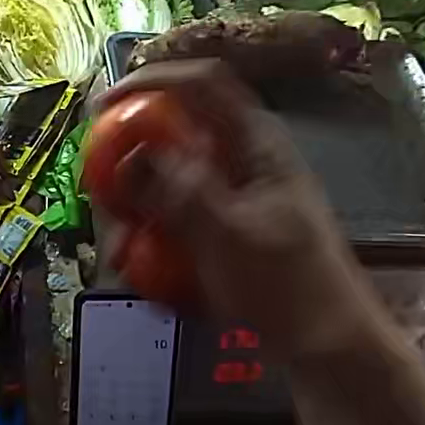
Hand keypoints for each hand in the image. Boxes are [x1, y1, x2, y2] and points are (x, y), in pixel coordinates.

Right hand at [99, 58, 383, 361]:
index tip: (103, 109)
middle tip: (101, 191)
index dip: (150, 82)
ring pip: (164, 180)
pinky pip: (170, 217)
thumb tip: (130, 152)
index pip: (202, 84)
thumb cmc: (287, 285)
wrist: (324, 342)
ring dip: (133, 208)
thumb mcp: (228, 233)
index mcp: (255, 144)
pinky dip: (147, 235)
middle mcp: (239, 161)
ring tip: (119, 249)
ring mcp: (228, 195)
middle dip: (128, 160)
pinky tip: (137, 266)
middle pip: (173, 134)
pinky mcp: (218, 227)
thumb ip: (179, 189)